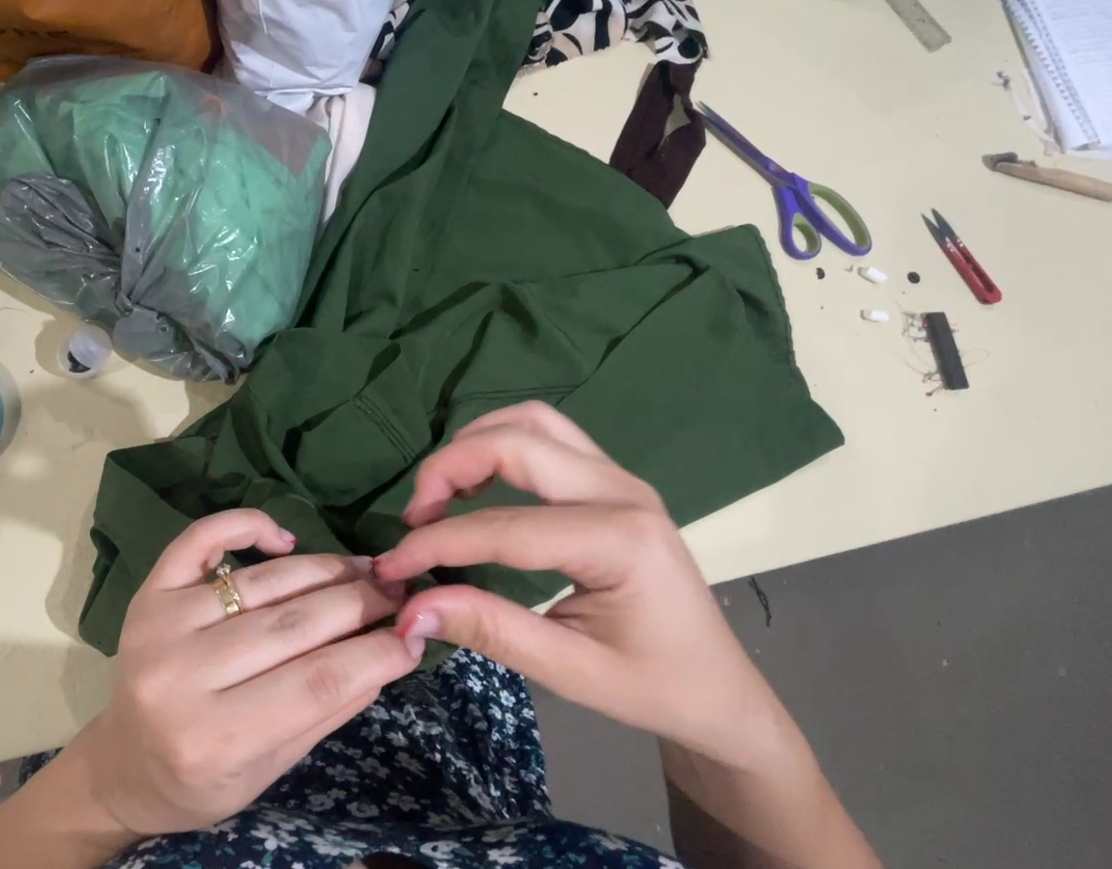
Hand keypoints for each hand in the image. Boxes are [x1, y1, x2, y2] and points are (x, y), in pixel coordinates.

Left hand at [71, 508, 423, 836]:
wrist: (127, 762)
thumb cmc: (205, 778)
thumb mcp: (275, 766)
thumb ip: (332, 706)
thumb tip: (397, 647)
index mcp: (214, 737)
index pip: (315, 683)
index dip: (375, 653)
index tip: (415, 633)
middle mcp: (181, 675)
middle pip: (292, 625)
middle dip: (359, 603)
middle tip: (398, 590)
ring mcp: (159, 626)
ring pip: (260, 583)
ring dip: (322, 569)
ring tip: (363, 568)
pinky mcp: (148, 593)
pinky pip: (200, 540)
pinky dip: (246, 525)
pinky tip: (285, 538)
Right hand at [373, 402, 799, 772]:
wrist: (721, 690)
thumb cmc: (654, 687)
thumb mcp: (571, 672)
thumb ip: (490, 631)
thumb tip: (409, 609)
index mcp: (619, 541)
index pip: (503, 526)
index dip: (435, 542)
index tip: (390, 566)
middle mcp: (622, 490)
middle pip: (516, 440)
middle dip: (449, 469)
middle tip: (414, 519)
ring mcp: (620, 477)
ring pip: (532, 421)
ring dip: (475, 444)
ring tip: (440, 496)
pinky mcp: (612, 479)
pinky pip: (547, 434)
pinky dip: (499, 444)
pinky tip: (478, 484)